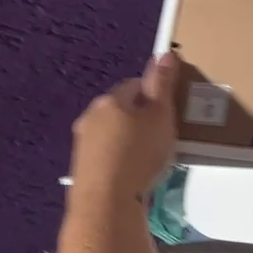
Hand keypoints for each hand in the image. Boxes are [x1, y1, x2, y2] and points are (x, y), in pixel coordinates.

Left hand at [68, 52, 179, 204]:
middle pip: (121, 108)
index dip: (154, 94)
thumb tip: (165, 53)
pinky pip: (106, 152)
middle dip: (140, 116)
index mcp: (110, 101)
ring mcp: (83, 142)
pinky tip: (134, 169)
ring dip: (129, 136)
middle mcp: (90, 117)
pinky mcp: (83, 166)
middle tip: (164, 132)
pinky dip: (120, 155)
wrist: (107, 199)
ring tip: (151, 153)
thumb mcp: (160, 116)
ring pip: (112, 131)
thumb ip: (162, 85)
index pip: (134, 85)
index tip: (170, 109)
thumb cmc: (139, 152)